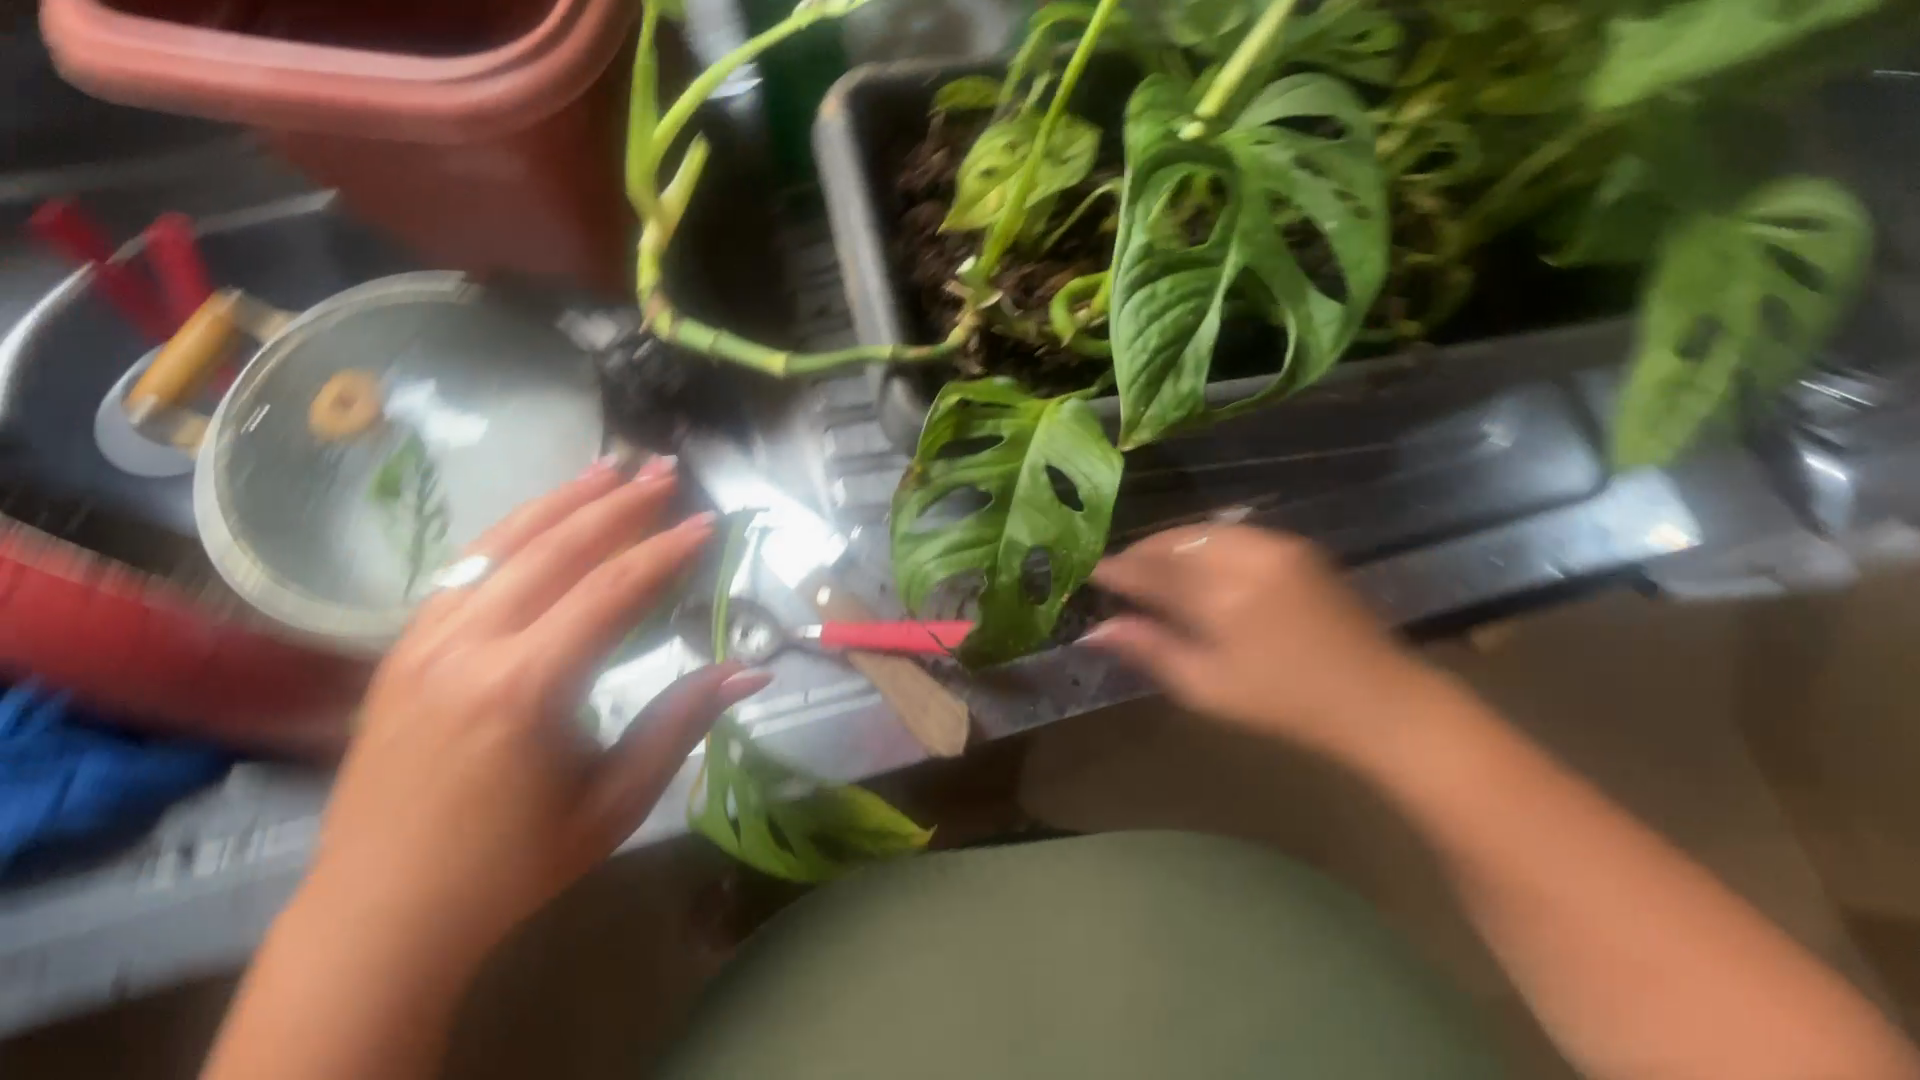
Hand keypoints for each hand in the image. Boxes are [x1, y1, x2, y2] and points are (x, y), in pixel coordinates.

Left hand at [303, 456, 768, 957]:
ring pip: (500, 547)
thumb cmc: (513, 865)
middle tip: (665, 470)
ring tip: (606, 467)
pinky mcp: (402, 651)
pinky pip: (462, 572)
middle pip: (555, 550)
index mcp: (525, 688)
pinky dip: (509, 535)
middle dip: (617, 505)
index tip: (707, 522)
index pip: (610, 593)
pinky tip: (537, 521)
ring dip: (559, 502)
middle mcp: (468, 646)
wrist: (384, 910)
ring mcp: (424, 642)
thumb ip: (680, 723)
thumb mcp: (614, 801)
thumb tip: (750, 673)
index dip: (665, 552)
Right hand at [1082, 525, 1448, 760]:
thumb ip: (1149, 649)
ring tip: (1149, 569)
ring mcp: (1277, 545)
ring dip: (1170, 546)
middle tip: (1116, 574)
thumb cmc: (1283, 705)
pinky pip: (1233, 533)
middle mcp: (1247, 556)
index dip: (1116, 570)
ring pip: (1203, 531)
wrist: (1376, 699)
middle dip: (1140, 553)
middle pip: (1174, 542)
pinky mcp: (1297, 546)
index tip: (1089, 573)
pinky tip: (1194, 566)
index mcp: (1222, 596)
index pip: (1150, 570)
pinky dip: (1203, 544)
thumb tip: (1093, 630)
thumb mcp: (1206, 687)